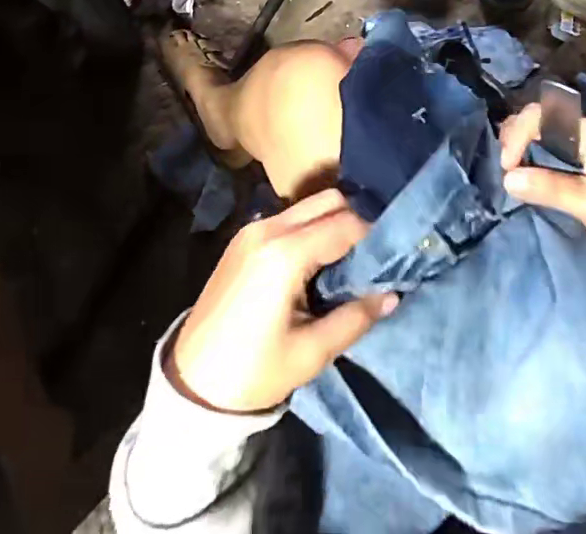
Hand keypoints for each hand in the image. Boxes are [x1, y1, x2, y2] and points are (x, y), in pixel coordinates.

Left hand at [168, 189, 398, 412]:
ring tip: (350, 260)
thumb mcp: (311, 352)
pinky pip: (289, 219)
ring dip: (333, 223)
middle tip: (374, 255)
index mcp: (285, 254)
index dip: (375, 236)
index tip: (396, 254)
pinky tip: (319, 262)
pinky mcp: (242, 239)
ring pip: (308, 207)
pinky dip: (311, 229)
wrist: (190, 383)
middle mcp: (268, 229)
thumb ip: (356, 317)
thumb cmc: (253, 371)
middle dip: (356, 221)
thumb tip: (393, 294)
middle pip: (328, 201)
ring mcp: (251, 231)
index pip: (346, 224)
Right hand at [499, 105, 585, 242]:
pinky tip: (521, 165)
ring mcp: (578, 138)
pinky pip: (543, 139)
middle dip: (515, 134)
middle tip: (506, 165)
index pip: (543, 115)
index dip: (519, 134)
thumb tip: (508, 178)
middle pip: (537, 115)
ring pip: (538, 125)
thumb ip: (550, 188)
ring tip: (511, 165)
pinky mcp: (574, 151)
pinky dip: (527, 147)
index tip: (509, 165)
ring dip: (519, 139)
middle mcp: (581, 128)